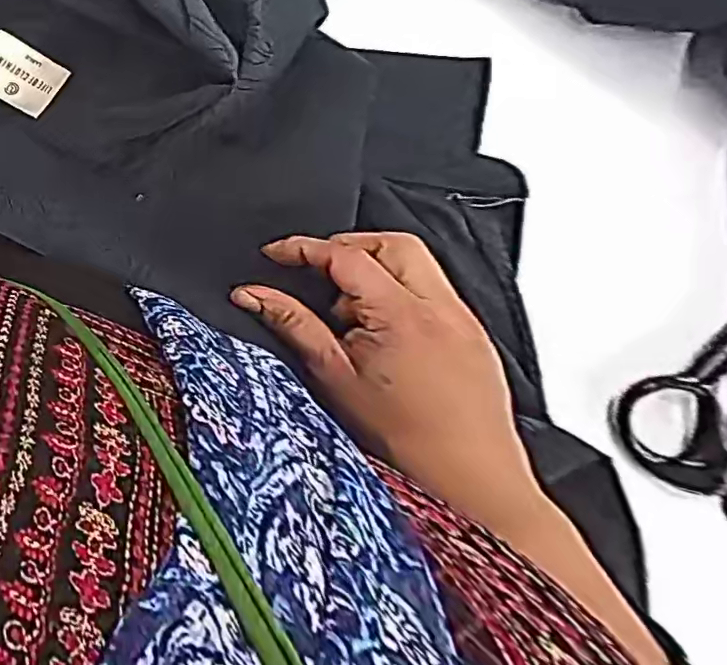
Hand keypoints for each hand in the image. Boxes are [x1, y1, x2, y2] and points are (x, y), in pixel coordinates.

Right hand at [232, 232, 543, 524]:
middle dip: (346, 245)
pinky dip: (397, 294)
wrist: (472, 484)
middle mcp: (442, 311)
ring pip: (415, 264)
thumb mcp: (332, 374)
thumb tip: (252, 294)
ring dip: (373, 271)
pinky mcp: (474, 339)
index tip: (277, 253)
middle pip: (392, 242)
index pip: (346, 255)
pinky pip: (432, 292)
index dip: (302, 248)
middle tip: (314, 268)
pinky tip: (377, 331)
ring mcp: (464, 323)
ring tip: (347, 312)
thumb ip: (291, 323)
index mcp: (403, 316)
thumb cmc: (406, 438)